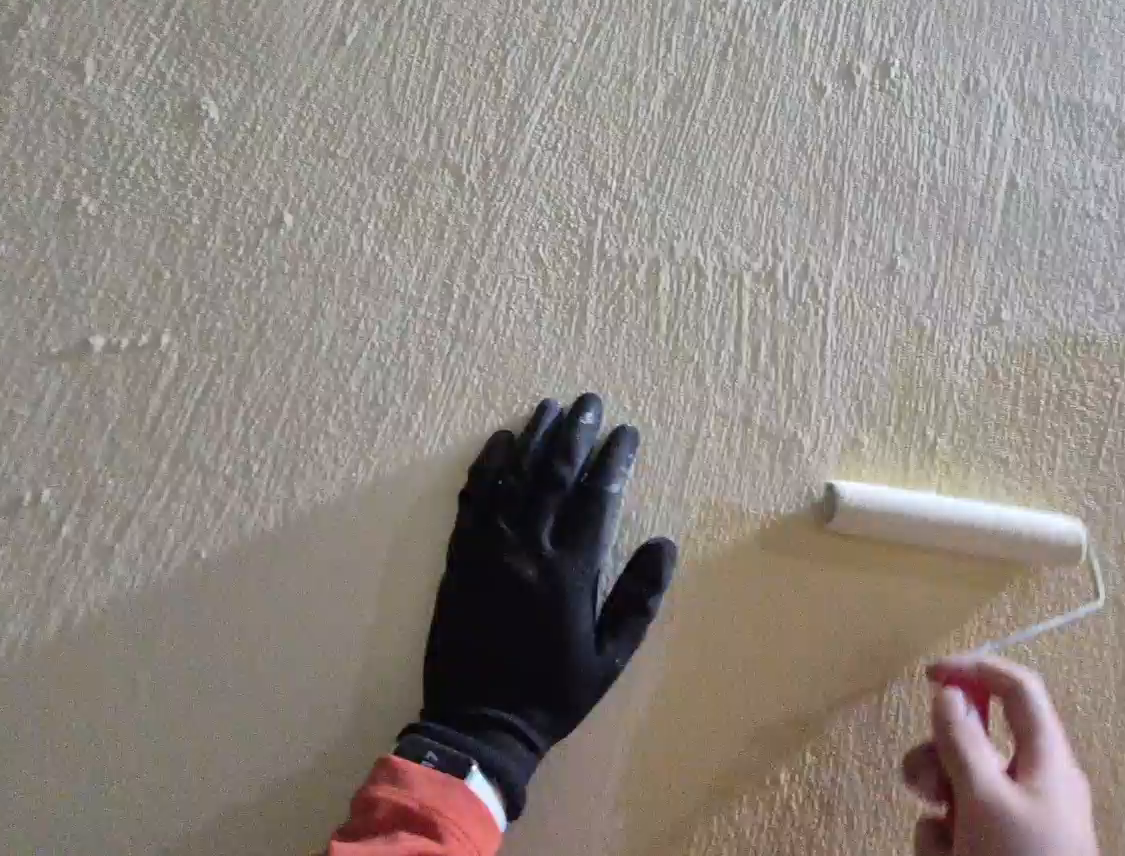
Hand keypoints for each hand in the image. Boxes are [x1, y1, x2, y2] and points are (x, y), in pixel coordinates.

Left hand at [405, 393, 677, 820]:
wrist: (477, 723)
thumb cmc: (553, 692)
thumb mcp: (610, 658)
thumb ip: (639, 599)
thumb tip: (665, 543)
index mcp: (570, 571)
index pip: (597, 497)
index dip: (614, 459)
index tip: (627, 432)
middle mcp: (529, 548)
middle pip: (554, 474)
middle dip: (575, 432)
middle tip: (590, 401)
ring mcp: (489, 547)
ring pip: (514, 477)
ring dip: (533, 437)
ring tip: (550, 406)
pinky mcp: (459, 554)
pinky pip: (474, 498)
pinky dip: (487, 465)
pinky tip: (498, 440)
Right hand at [900, 656, 1100, 855]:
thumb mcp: (984, 800)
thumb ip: (961, 740)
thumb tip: (948, 692)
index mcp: (1046, 762)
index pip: (1017, 689)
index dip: (975, 669)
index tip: (929, 676)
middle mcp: (1030, 785)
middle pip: (974, 738)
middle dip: (938, 754)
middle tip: (925, 784)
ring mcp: (1010, 823)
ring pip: (955, 783)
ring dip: (934, 806)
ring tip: (940, 842)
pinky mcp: (991, 854)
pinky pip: (953, 826)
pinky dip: (941, 842)